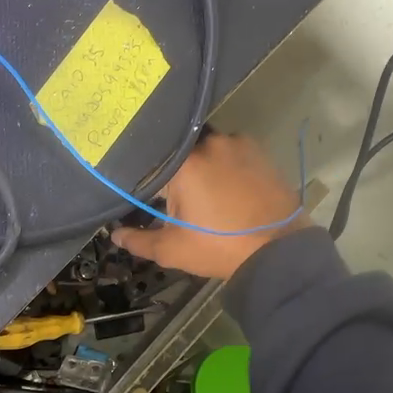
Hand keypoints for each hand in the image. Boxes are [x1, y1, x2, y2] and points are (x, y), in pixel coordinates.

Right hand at [111, 133, 310, 278]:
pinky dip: (220, 168)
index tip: (137, 196)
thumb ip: (139, 240)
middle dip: (171, 174)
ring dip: (198, 170)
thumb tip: (116, 235)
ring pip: (206, 152)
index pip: (150, 163)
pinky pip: (229, 154)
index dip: (141, 180)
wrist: (277, 249)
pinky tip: (220, 190)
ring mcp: (238, 143)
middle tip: (165, 198)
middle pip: (178, 153)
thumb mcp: (171, 249)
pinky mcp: (259, 152)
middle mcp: (211, 142)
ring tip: (196, 196)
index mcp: (184, 162)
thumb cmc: (217, 248)